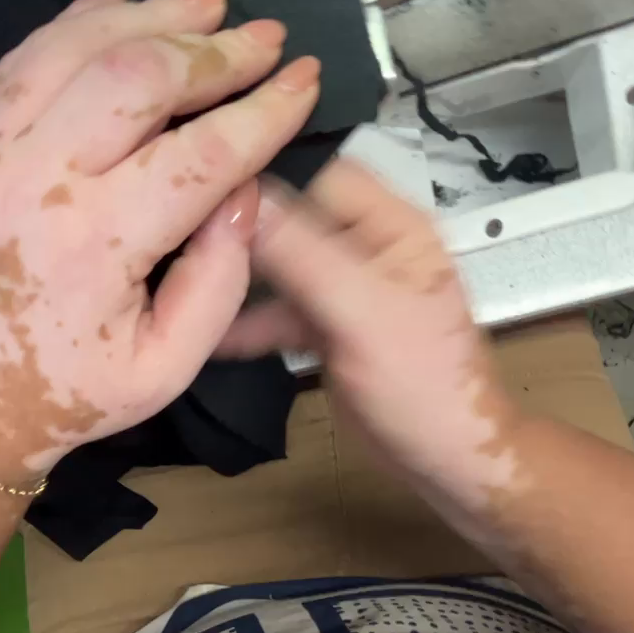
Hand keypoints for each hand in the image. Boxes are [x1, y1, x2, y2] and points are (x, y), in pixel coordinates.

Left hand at [0, 0, 321, 485]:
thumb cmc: (75, 393)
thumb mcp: (168, 367)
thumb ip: (218, 282)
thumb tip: (245, 192)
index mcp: (95, 245)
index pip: (199, 155)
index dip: (262, 113)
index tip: (303, 84)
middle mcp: (37, 182)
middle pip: (138, 79)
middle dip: (216, 52)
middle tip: (267, 42)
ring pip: (80, 48)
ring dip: (153, 15)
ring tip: (211, 2)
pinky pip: (25, 58)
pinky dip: (79, 20)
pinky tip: (123, 0)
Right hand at [220, 160, 523, 507]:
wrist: (441, 457)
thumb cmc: (425, 386)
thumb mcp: (363, 313)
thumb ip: (304, 256)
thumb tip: (247, 203)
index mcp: (393, 227)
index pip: (324, 175)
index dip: (275, 181)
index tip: (219, 199)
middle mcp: (368, 250)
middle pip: (295, 221)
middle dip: (249, 233)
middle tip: (192, 241)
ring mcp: (346, 291)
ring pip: (282, 270)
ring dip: (243, 282)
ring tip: (194, 289)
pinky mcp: (329, 330)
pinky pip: (282, 315)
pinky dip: (251, 325)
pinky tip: (214, 334)